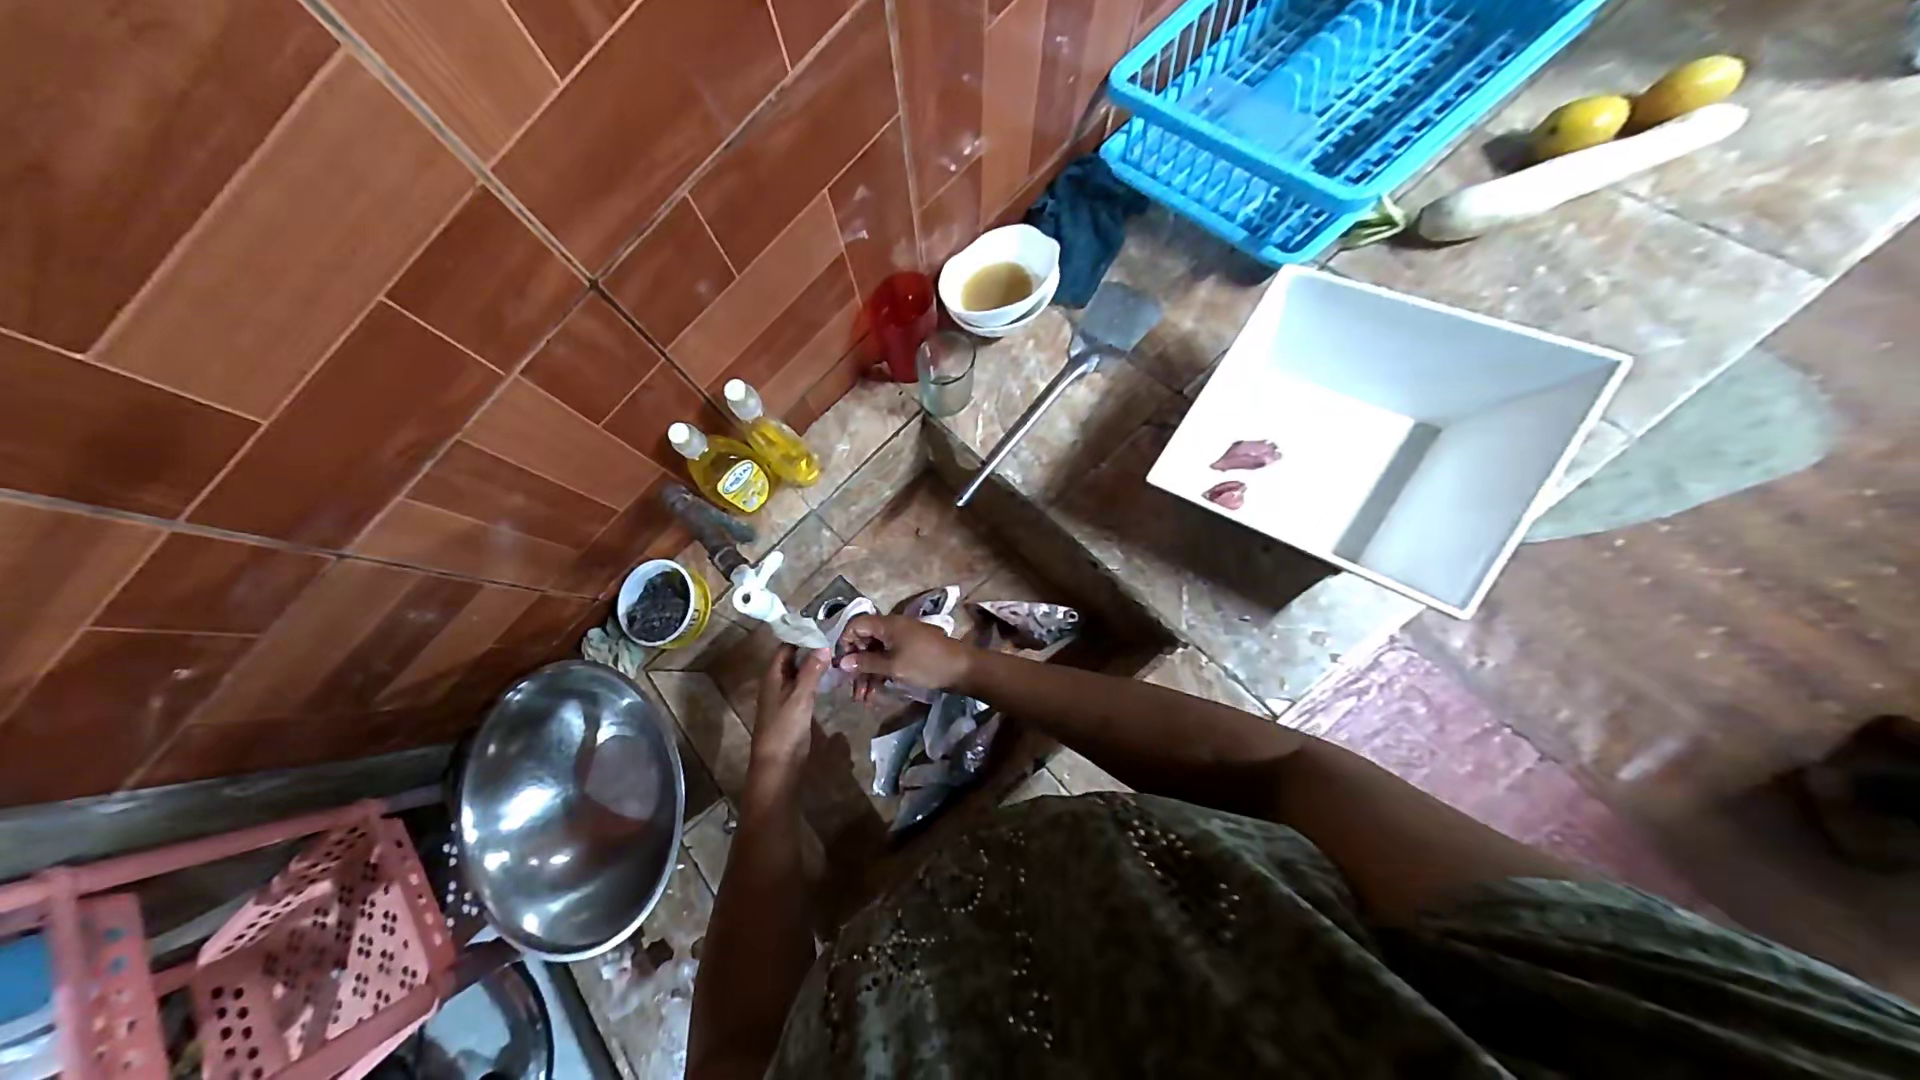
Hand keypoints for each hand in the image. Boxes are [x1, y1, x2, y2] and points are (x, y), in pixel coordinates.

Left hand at [753, 646, 828, 766]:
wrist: (779, 763)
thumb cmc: (784, 727)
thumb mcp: (799, 696)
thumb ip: (811, 670)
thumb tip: (824, 645)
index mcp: (773, 675)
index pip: (787, 646)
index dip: (803, 636)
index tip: (825, 627)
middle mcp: (778, 682)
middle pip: (794, 658)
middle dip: (812, 648)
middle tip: (837, 638)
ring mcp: (786, 695)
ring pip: (801, 672)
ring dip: (816, 663)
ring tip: (839, 653)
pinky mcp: (795, 708)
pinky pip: (806, 686)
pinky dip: (817, 678)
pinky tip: (833, 676)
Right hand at [837, 614, 975, 702]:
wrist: (961, 669)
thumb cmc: (926, 664)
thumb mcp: (893, 666)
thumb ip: (866, 663)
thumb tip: (843, 662)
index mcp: (887, 624)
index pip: (856, 625)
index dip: (845, 643)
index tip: (841, 665)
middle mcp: (892, 628)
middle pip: (865, 642)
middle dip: (856, 665)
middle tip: (851, 689)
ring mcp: (901, 640)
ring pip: (876, 654)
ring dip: (867, 675)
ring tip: (862, 699)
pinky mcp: (909, 652)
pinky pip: (888, 659)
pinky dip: (880, 674)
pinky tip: (874, 694)